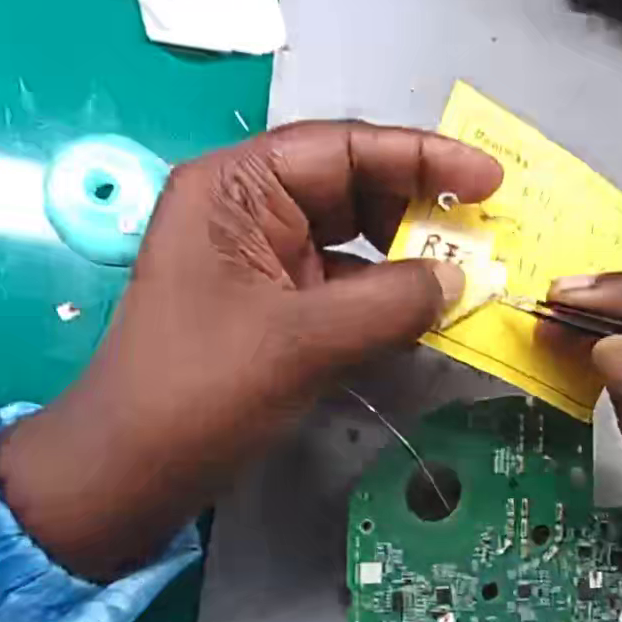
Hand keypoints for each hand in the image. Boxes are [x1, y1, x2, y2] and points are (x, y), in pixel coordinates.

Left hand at [0, 122, 502, 581]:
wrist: (131, 472)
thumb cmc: (201, 393)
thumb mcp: (301, 342)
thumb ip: (390, 303)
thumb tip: (460, 280)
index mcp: (235, 191)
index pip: (341, 149)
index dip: (422, 158)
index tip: (490, 180)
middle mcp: (244, 216)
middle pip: (347, 193)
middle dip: (415, 214)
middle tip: (481, 240)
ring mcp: (255, 269)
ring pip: (345, 248)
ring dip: (401, 265)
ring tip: (463, 282)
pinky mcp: (266, 316)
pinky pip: (335, 294)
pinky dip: (377, 305)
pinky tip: (420, 321)